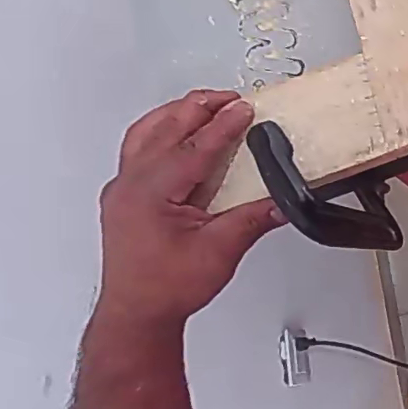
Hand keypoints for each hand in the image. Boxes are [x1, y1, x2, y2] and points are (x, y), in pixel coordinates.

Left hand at [92, 90, 286, 332]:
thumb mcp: (222, 249)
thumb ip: (254, 218)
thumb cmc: (169, 284)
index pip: (193, 149)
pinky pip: (140, 150)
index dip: (222, 126)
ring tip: (205, 105)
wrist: (138, 311)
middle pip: (163, 132)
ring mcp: (124, 190)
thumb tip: (283, 199)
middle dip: (197, 109)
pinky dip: (162, 131)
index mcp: (150, 194)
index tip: (245, 109)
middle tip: (228, 97)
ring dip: (176, 115)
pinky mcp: (128, 197)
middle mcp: (130, 186)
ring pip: (145, 136)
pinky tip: (179, 133)